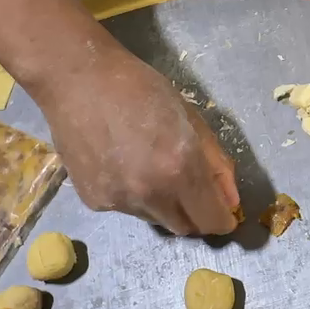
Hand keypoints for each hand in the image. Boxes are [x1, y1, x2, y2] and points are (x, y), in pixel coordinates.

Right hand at [29, 52, 239, 235]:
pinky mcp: (94, 202)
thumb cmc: (142, 89)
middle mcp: (149, 193)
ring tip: (153, 166)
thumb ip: (216, 165)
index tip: (225, 212)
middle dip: (196, 214)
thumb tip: (231, 201)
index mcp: (179, 168)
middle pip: (184, 227)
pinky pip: (128, 210)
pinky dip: (137, 197)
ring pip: (156, 219)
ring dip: (166, 204)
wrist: (77, 81)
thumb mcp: (192, 120)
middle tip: (194, 188)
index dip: (223, 220)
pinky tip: (126, 166)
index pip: (211, 220)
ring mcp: (118, 201)